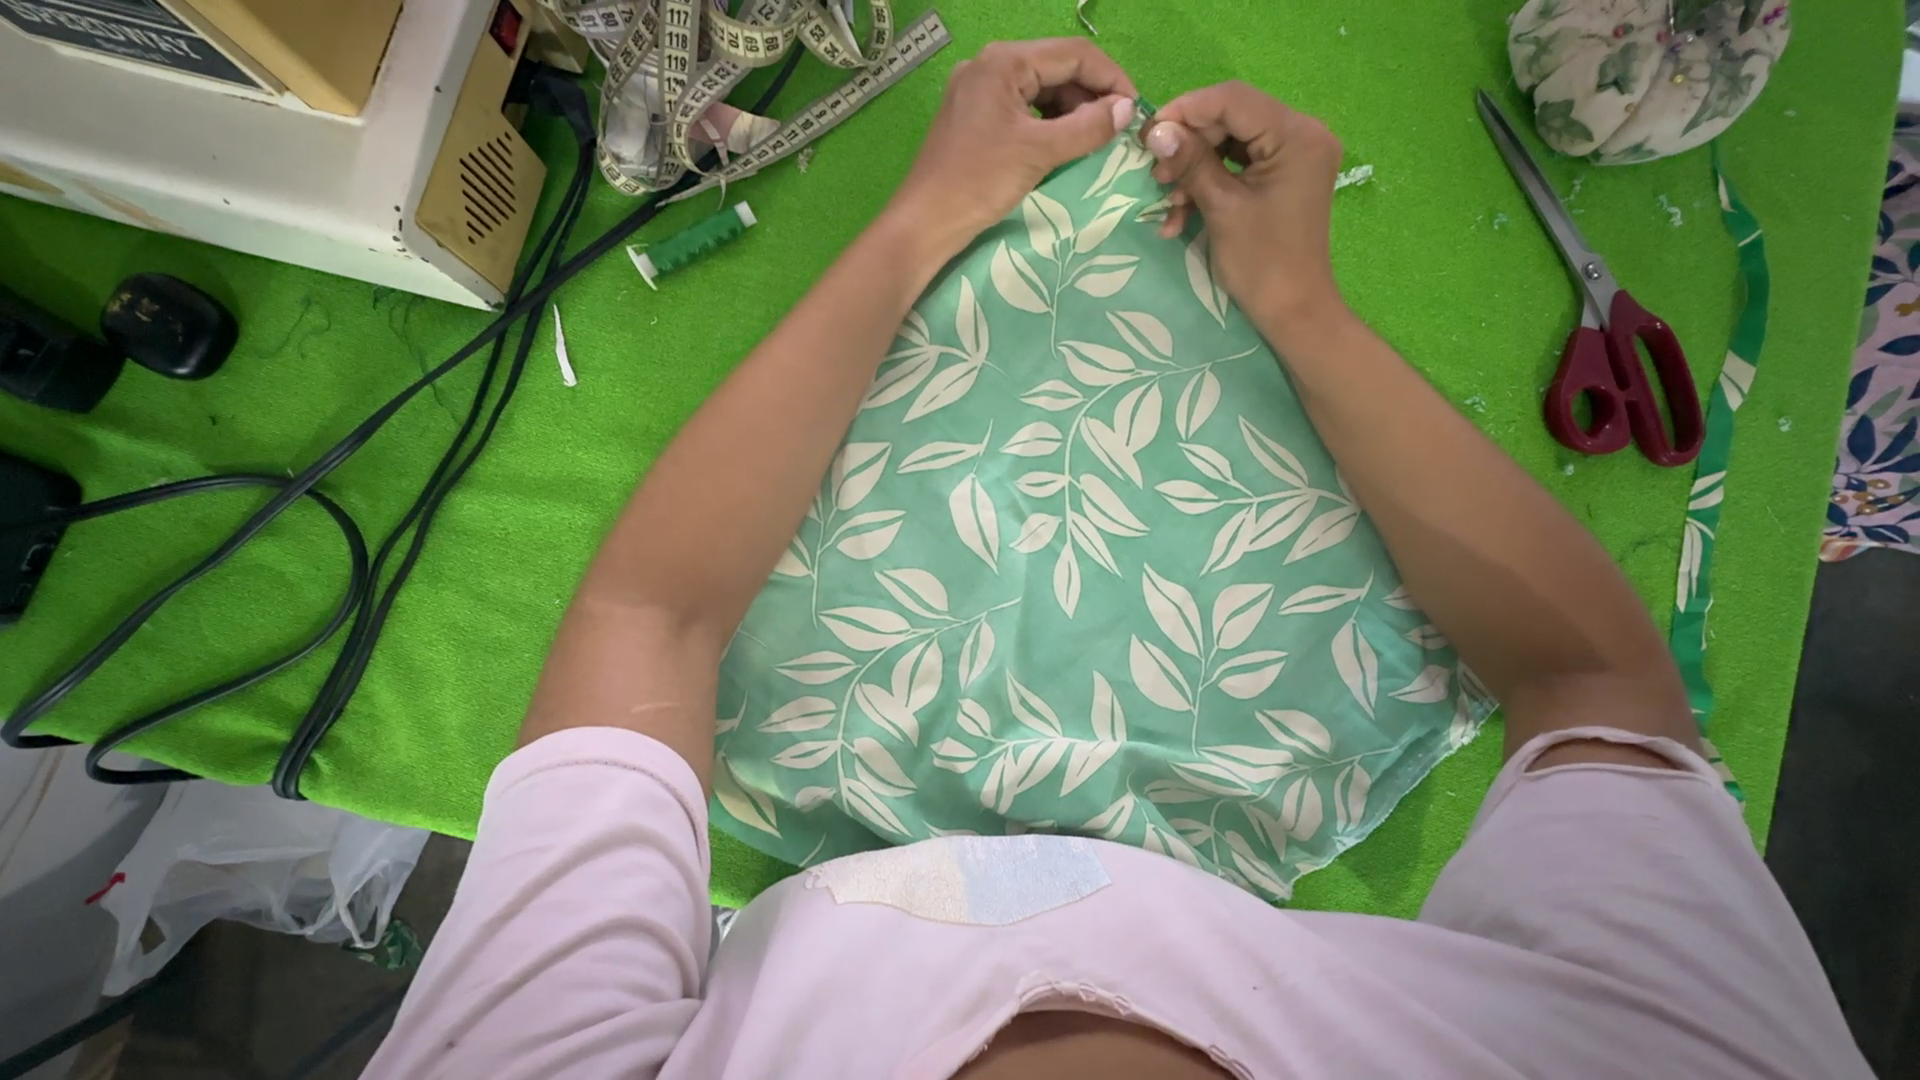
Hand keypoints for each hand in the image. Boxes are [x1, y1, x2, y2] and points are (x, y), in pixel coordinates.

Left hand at [885, 39, 1136, 261]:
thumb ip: (1086, 128)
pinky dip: (1048, 126)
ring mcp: (979, 93)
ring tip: (1095, 141)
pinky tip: (1065, 147)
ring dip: (1071, 113)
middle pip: (1056, 69)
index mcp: (1004, 62)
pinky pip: (1022, 112)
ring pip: (1040, 92)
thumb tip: (1126, 110)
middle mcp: (989, 66)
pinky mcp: (974, 119)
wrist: (925, 223)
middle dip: (1091, 96)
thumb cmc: (978, 182)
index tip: (1135, 110)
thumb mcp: (1038, 152)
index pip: (1073, 54)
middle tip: (1117, 130)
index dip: (1110, 79)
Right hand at [1141, 83, 1347, 343]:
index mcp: (1297, 135)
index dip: (1186, 110)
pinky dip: (1208, 186)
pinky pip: (1238, 168)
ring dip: (1193, 170)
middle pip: (1231, 120)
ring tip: (1166, 201)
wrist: (1293, 312)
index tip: (1148, 133)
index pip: (1234, 101)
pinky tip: (1180, 215)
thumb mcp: (1221, 208)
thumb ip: (1191, 163)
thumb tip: (1156, 130)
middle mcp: (1302, 135)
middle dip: (1189, 145)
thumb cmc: (1262, 263)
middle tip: (1154, 172)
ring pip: (1230, 145)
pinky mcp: (1282, 178)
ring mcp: (1293, 157)